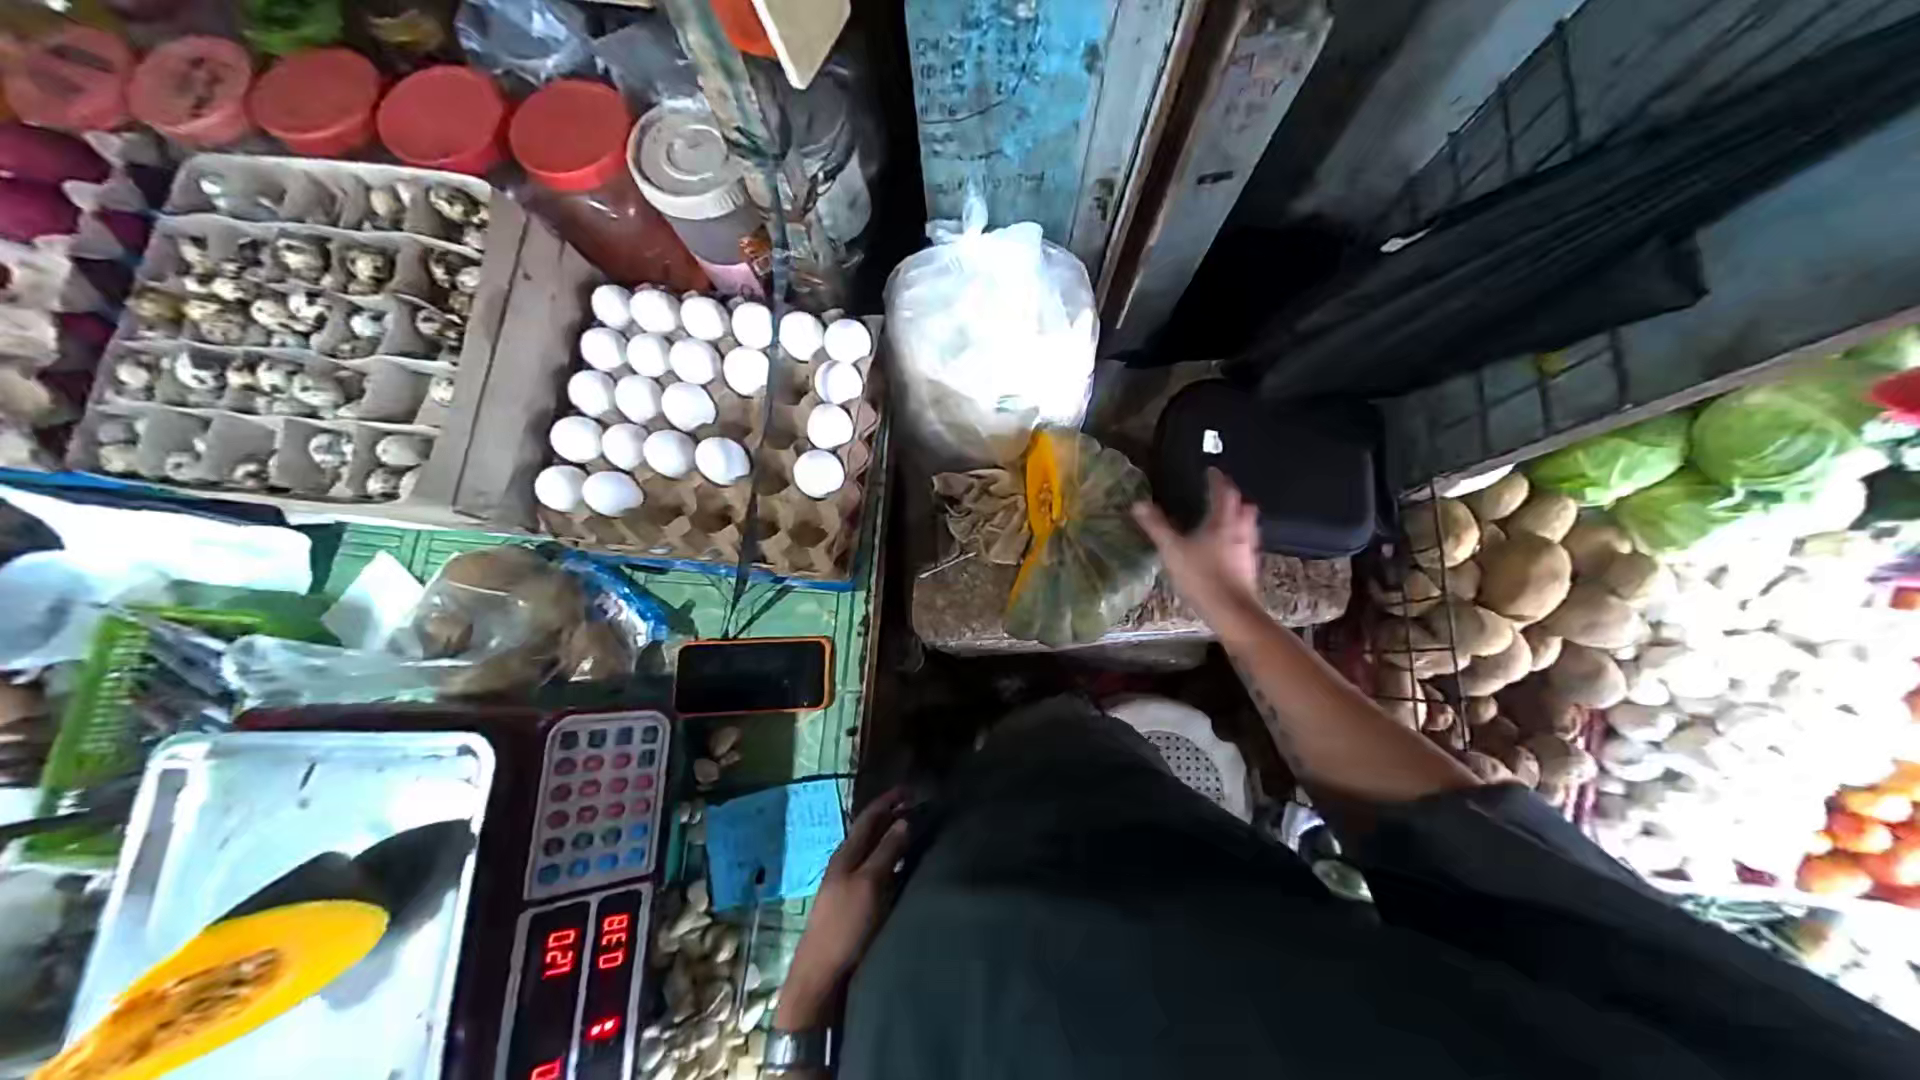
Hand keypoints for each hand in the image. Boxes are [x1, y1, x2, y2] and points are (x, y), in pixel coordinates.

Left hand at [775, 788, 912, 1029]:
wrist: (821, 974)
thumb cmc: (845, 925)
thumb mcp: (868, 884)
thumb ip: (886, 851)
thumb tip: (904, 819)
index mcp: (846, 853)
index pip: (869, 816)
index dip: (889, 800)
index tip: (911, 788)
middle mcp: (846, 863)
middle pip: (870, 831)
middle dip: (892, 816)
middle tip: (918, 807)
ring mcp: (848, 884)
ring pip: (873, 850)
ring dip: (892, 838)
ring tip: (917, 832)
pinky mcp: (854, 904)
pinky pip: (876, 870)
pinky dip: (892, 861)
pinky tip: (905, 869)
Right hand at [1132, 467, 1260, 620]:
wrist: (1232, 611)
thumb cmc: (1202, 577)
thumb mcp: (1172, 550)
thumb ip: (1156, 526)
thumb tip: (1138, 504)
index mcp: (1223, 521)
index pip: (1224, 492)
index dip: (1217, 479)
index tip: (1211, 471)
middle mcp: (1241, 531)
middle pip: (1243, 506)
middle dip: (1233, 497)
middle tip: (1221, 492)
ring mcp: (1248, 550)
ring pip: (1247, 524)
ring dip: (1238, 517)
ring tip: (1224, 518)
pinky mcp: (1249, 567)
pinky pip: (1245, 543)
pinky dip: (1237, 537)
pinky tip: (1226, 548)